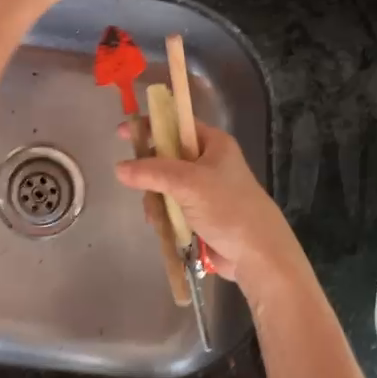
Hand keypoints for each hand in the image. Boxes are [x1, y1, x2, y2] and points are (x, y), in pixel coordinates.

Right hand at [115, 122, 303, 294]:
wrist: (258, 254)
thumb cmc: (228, 208)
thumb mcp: (188, 183)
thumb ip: (151, 172)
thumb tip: (119, 168)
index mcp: (214, 143)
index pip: (177, 123)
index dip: (150, 125)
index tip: (122, 133)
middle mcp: (210, 161)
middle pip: (168, 156)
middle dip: (150, 171)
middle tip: (136, 182)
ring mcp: (206, 189)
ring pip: (167, 184)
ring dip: (156, 198)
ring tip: (154, 214)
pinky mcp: (202, 213)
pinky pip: (173, 206)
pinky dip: (164, 213)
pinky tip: (161, 225)